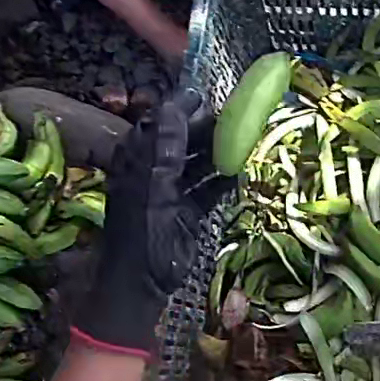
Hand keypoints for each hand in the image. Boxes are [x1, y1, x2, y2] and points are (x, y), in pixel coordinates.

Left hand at [72, 92, 222, 357]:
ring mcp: (172, 192)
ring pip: (197, 164)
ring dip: (217, 154)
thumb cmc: (143, 230)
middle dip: (205, 129)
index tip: (205, 98)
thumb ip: (165, 145)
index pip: (161, 124)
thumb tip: (175, 104)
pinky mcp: (187, 212)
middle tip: (231, 120)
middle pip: (182, 141)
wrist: (141, 282)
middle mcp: (155, 171)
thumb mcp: (153, 183)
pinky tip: (238, 175)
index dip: (181, 109)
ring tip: (240, 143)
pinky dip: (222, 182)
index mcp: (139, 159)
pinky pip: (208, 190)